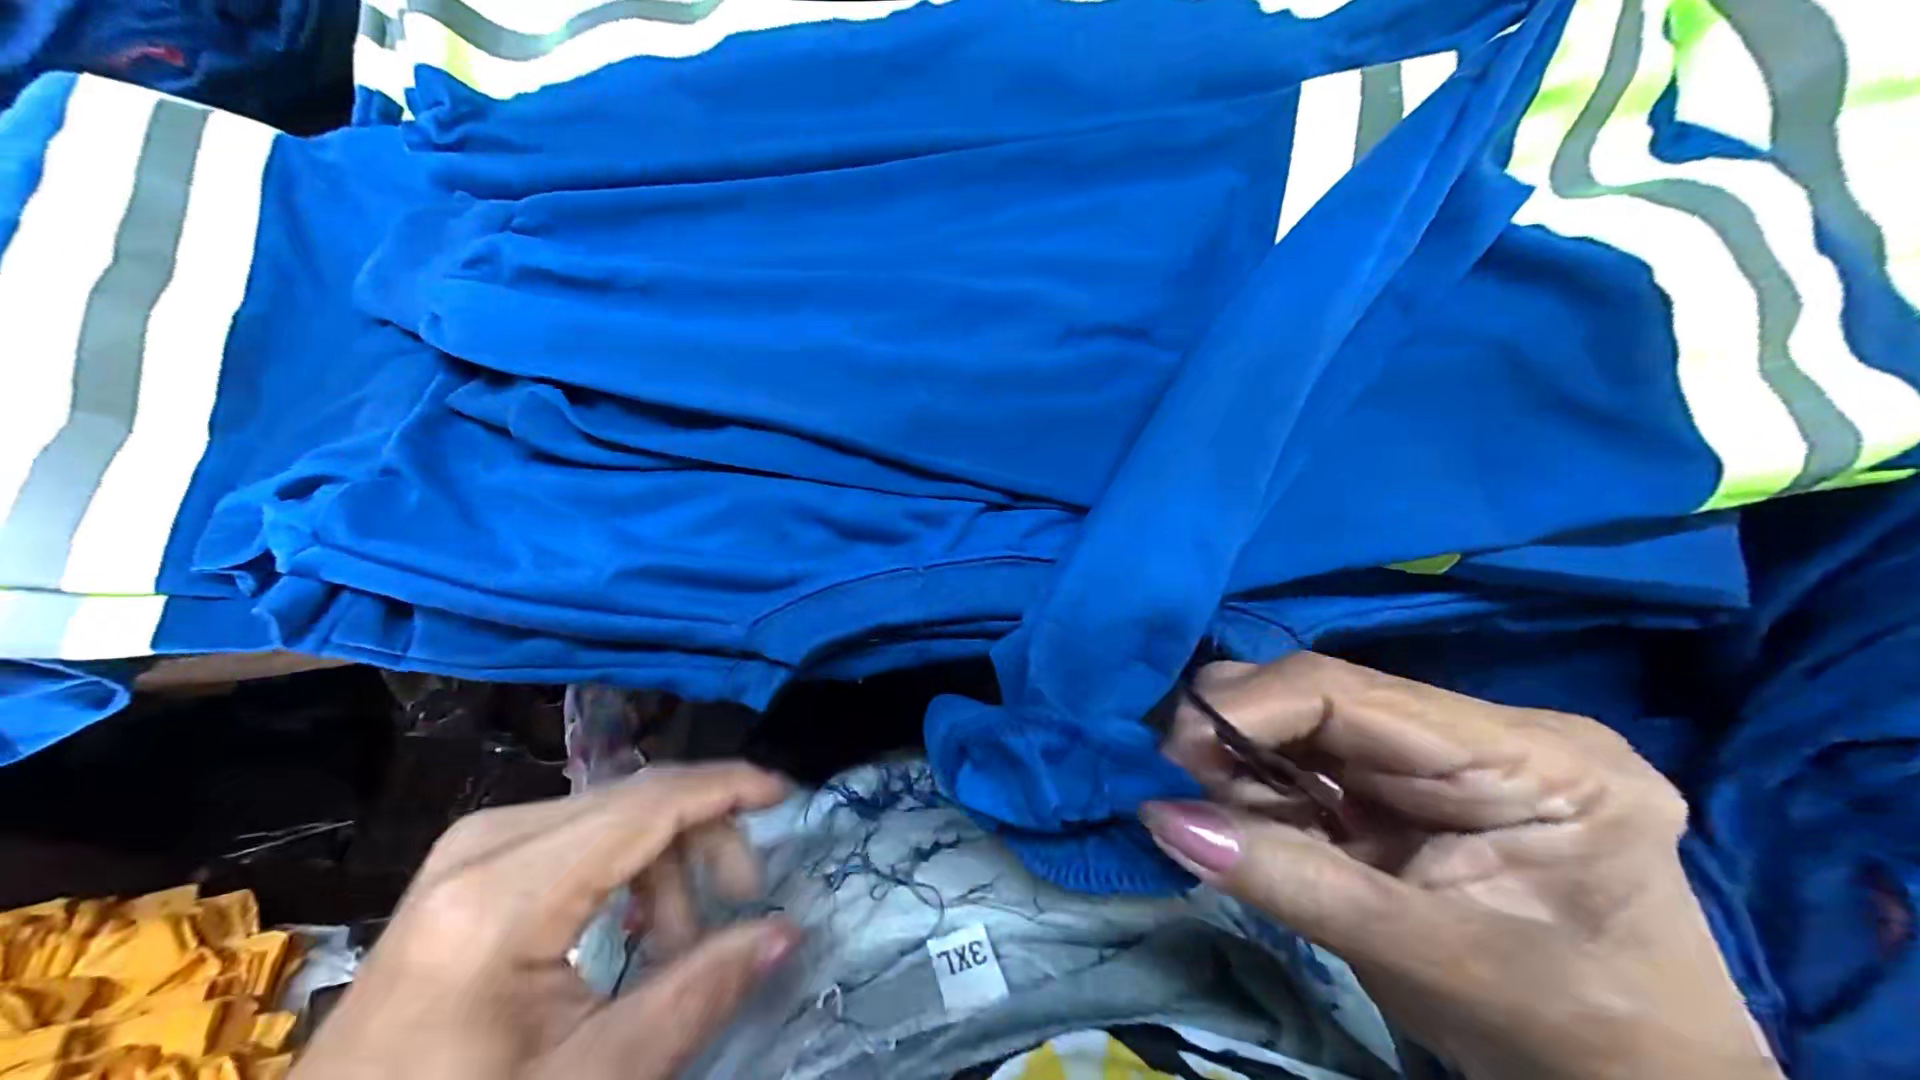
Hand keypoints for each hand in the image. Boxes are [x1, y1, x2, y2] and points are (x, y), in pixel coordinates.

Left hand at [293, 764, 799, 1079]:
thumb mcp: (595, 1078)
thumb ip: (700, 993)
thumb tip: (786, 931)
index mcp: (504, 895)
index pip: (647, 805)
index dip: (727, 788)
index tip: (787, 791)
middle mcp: (487, 842)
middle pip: (635, 799)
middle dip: (705, 836)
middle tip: (741, 900)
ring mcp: (473, 846)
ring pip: (613, 810)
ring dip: (668, 858)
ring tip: (680, 940)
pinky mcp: (470, 862)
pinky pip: (580, 832)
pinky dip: (628, 865)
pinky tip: (635, 923)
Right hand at [1146, 654, 1781, 1079]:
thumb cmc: (1569, 1041)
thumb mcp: (1430, 963)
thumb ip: (1296, 884)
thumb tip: (1162, 818)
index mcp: (1531, 755)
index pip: (1352, 691)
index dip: (1247, 709)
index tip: (1170, 751)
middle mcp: (1478, 732)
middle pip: (1319, 697)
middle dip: (1235, 734)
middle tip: (1179, 785)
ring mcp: (1437, 757)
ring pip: (1299, 727)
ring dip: (1238, 766)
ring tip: (1207, 814)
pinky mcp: (1402, 787)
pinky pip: (1305, 768)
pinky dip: (1257, 792)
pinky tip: (1239, 822)